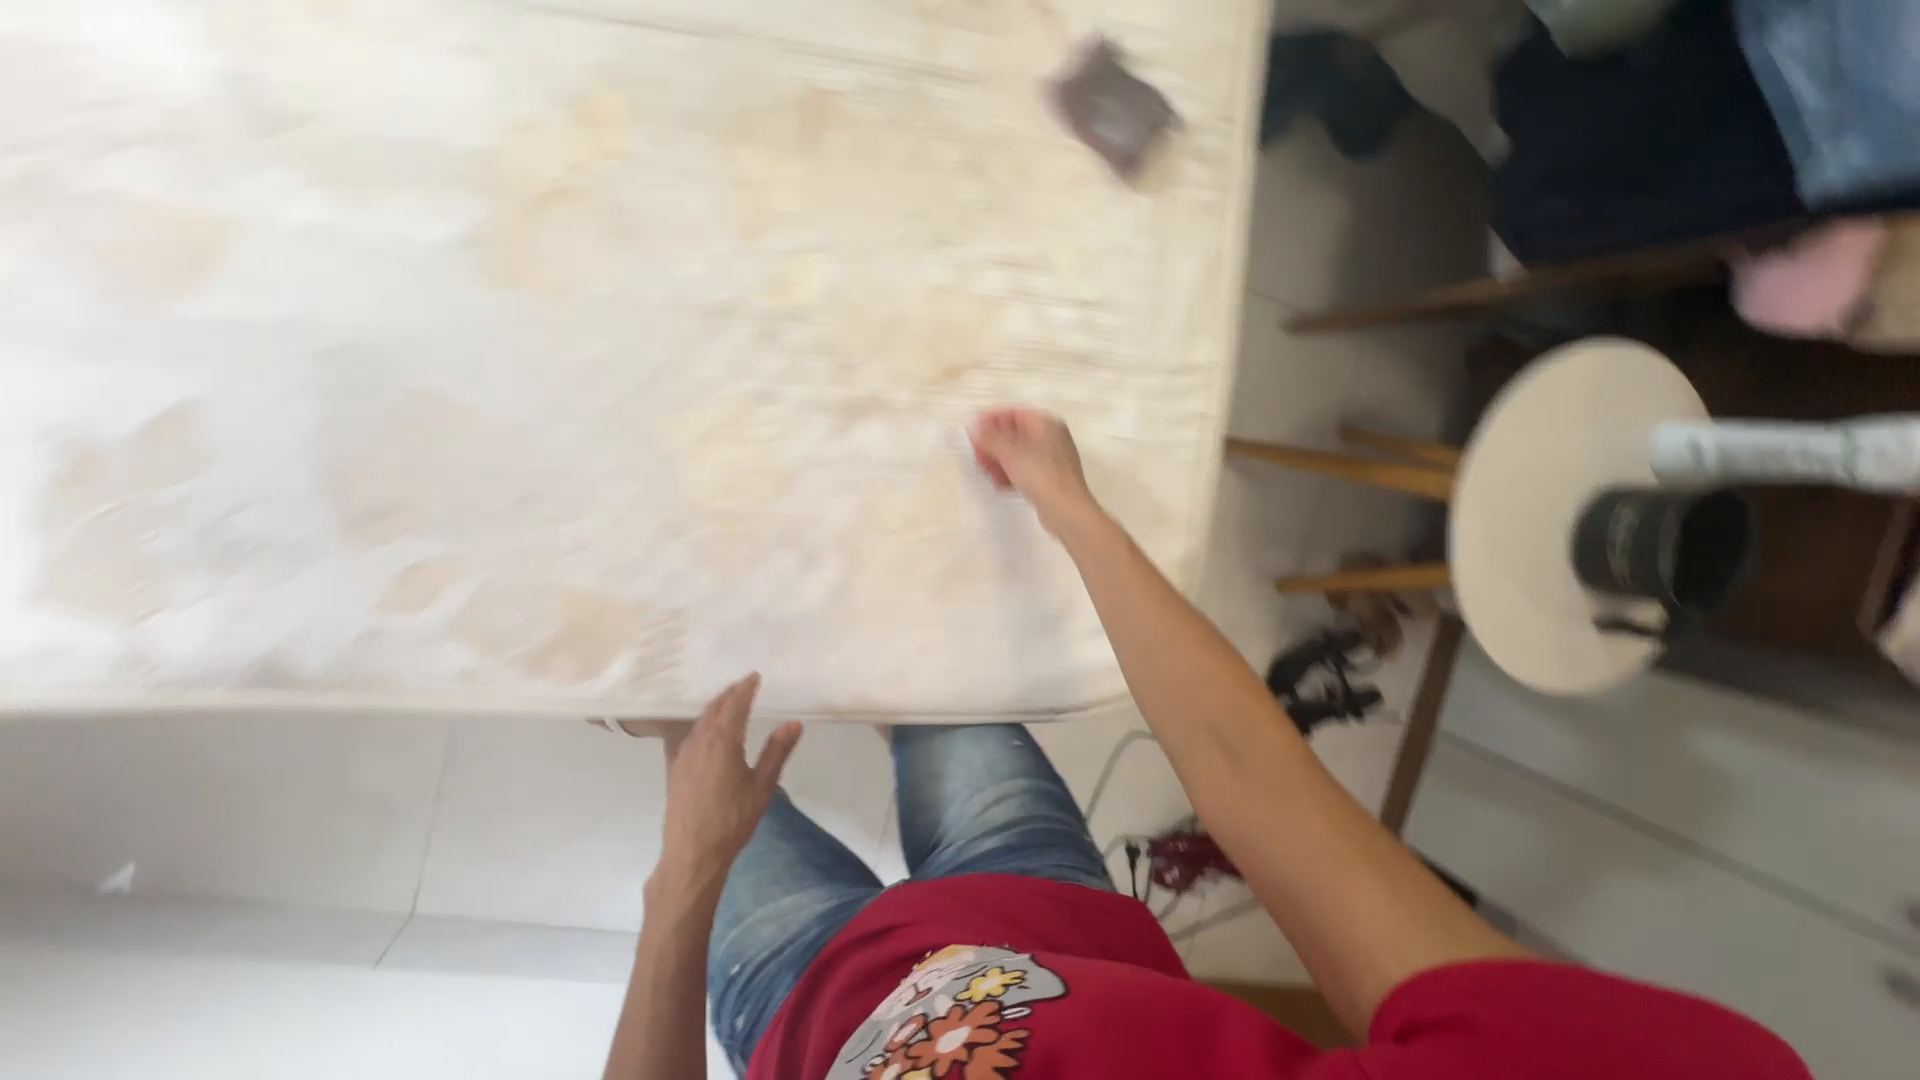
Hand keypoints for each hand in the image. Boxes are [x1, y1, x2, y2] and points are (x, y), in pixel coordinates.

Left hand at [652, 674, 801, 894]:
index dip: (745, 688)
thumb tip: (793, 723)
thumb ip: (777, 751)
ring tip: (729, 703)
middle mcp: (699, 742)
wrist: (692, 854)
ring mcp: (683, 756)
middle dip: (729, 694)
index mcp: (722, 742)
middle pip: (714, 709)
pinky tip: (708, 733)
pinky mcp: (675, 770)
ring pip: (700, 721)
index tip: (754, 677)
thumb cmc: (732, 820)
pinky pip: (690, 735)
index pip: (734, 705)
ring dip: (715, 708)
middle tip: (744, 685)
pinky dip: (703, 724)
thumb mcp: (762, 786)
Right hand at [968, 406, 1100, 534]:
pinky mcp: (1050, 479)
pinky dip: (1011, 473)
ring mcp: (1052, 459)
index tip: (973, 429)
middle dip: (993, 444)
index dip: (991, 419)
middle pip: (1015, 434)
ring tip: (984, 471)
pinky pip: (1026, 470)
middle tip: (976, 454)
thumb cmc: (1040, 474)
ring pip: (1019, 454)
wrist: (1066, 510)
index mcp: (1046, 424)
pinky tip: (998, 484)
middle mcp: (1051, 437)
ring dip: (999, 460)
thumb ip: (989, 437)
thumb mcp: (1010, 453)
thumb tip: (973, 426)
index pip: (1014, 413)